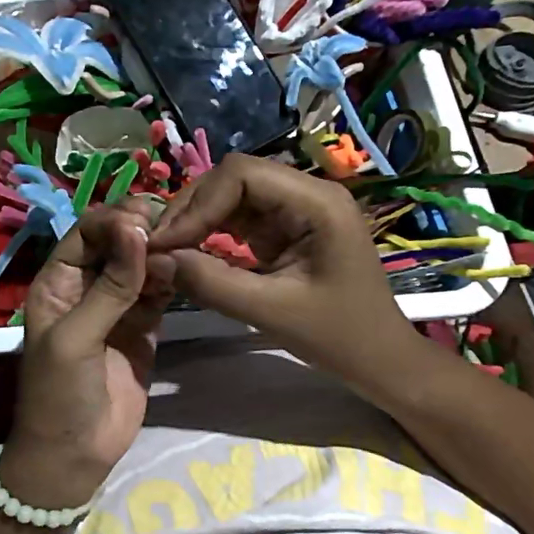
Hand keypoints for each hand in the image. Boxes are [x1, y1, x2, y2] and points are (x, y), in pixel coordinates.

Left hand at [8, 200, 174, 492]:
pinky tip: (186, 272)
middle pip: (117, 244)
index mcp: (58, 282)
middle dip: (142, 232)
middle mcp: (87, 287)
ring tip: (184, 249)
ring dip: (161, 255)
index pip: (86, 233)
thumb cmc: (59, 394)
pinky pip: (159, 293)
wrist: (75, 455)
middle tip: (175, 229)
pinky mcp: (145, 328)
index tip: (146, 220)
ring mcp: (119, 307)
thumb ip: (110, 287)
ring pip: (142, 265)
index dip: (113, 221)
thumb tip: (137, 230)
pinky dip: (172, 281)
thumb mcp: (76, 338)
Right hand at [147, 155, 417, 385]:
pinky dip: (214, 234)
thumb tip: (153, 260)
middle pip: (236, 178)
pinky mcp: (289, 230)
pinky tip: (192, 254)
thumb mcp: (270, 312)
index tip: (163, 243)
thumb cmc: (338, 337)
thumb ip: (211, 283)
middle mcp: (308, 194)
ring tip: (168, 251)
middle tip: (158, 247)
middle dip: (193, 209)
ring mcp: (299, 211)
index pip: (242, 174)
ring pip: (234, 197)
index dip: (196, 203)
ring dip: (200, 221)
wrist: (379, 360)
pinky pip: (243, 220)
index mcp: (317, 202)